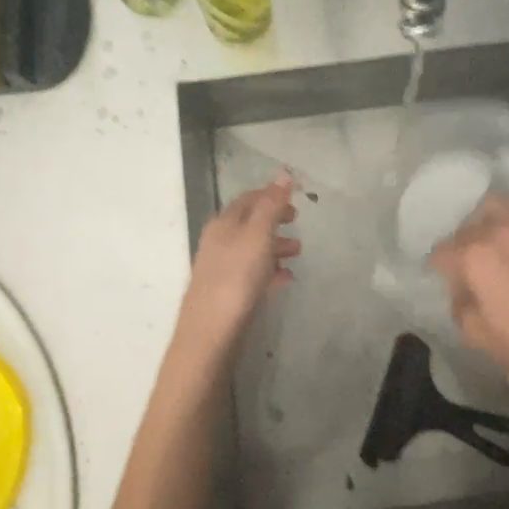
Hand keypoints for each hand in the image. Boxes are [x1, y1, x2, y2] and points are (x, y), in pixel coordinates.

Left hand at [176, 172, 301, 353]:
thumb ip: (271, 206)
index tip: (295, 198)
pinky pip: (252, 274)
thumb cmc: (236, 278)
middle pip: (250, 223)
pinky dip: (270, 271)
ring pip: (252, 249)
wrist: (210, 334)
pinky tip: (286, 279)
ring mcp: (221, 269)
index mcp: (223, 223)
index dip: (272, 195)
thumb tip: (284, 174)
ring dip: (275, 246)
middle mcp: (219, 242)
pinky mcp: (227, 294)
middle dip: (275, 220)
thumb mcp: (257, 236)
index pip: (249, 199)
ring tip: (299, 253)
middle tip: (298, 222)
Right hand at [428, 196, 508, 396]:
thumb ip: (460, 308)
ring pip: (504, 203)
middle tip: (475, 259)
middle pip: (470, 224)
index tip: (447, 277)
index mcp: (473, 257)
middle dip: (466, 240)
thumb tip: (462, 292)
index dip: (440, 265)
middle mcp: (499, 230)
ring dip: (497, 218)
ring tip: (503, 235)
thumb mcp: (477, 336)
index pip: (442, 251)